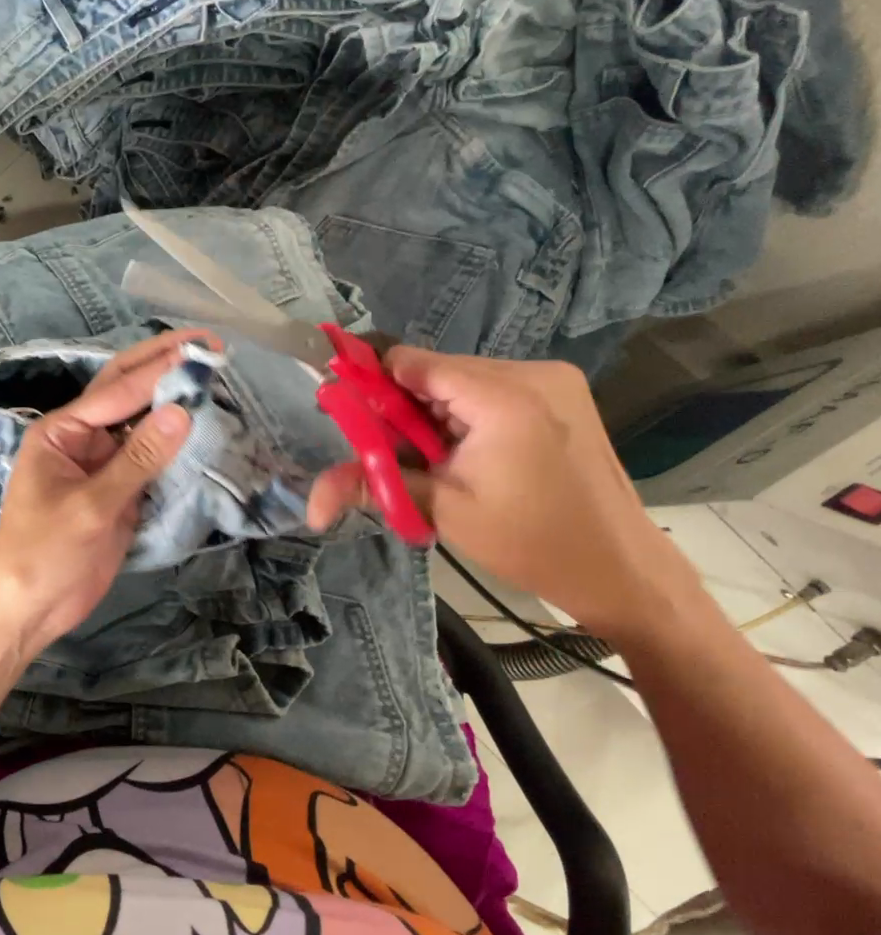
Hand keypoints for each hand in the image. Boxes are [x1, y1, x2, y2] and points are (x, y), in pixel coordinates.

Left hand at [0, 330, 204, 655]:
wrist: (29, 607)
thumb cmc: (44, 553)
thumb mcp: (91, 506)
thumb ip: (137, 460)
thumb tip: (182, 411)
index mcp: (59, 432)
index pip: (116, 392)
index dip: (159, 368)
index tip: (203, 347)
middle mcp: (81, 440)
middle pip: (125, 395)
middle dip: (163, 368)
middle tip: (212, 344)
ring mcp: (101, 466)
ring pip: (142, 426)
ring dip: (174, 403)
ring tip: (219, 376)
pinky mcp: (119, 493)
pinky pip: (151, 460)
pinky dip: (176, 445)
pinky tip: (207, 427)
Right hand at [304, 347, 697, 637]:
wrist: (623, 571)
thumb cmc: (531, 541)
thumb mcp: (441, 511)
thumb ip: (371, 487)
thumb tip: (310, 507)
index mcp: (504, 396)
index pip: (410, 363)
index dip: (372, 388)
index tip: (357, 426)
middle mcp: (533, 373)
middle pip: (435, 371)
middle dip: (406, 410)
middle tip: (404, 458)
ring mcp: (554, 381)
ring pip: (460, 381)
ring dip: (435, 415)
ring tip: (444, 463)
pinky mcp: (564, 395)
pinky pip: (490, 390)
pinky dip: (467, 415)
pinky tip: (473, 456)